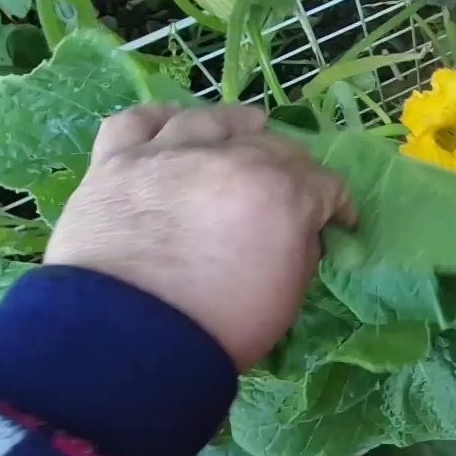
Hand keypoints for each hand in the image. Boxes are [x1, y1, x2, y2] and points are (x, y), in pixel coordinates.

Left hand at [46, 104, 354, 369]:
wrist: (129, 337)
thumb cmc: (222, 326)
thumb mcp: (288, 297)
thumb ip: (301, 252)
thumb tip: (300, 231)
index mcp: (282, 194)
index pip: (325, 185)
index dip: (338, 204)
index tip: (340, 221)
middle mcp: (230, 160)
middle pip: (275, 146)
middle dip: (296, 166)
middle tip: (297, 187)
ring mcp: (168, 155)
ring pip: (210, 120)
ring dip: (237, 122)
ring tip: (248, 125)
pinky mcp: (115, 162)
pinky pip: (138, 121)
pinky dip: (160, 118)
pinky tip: (174, 121)